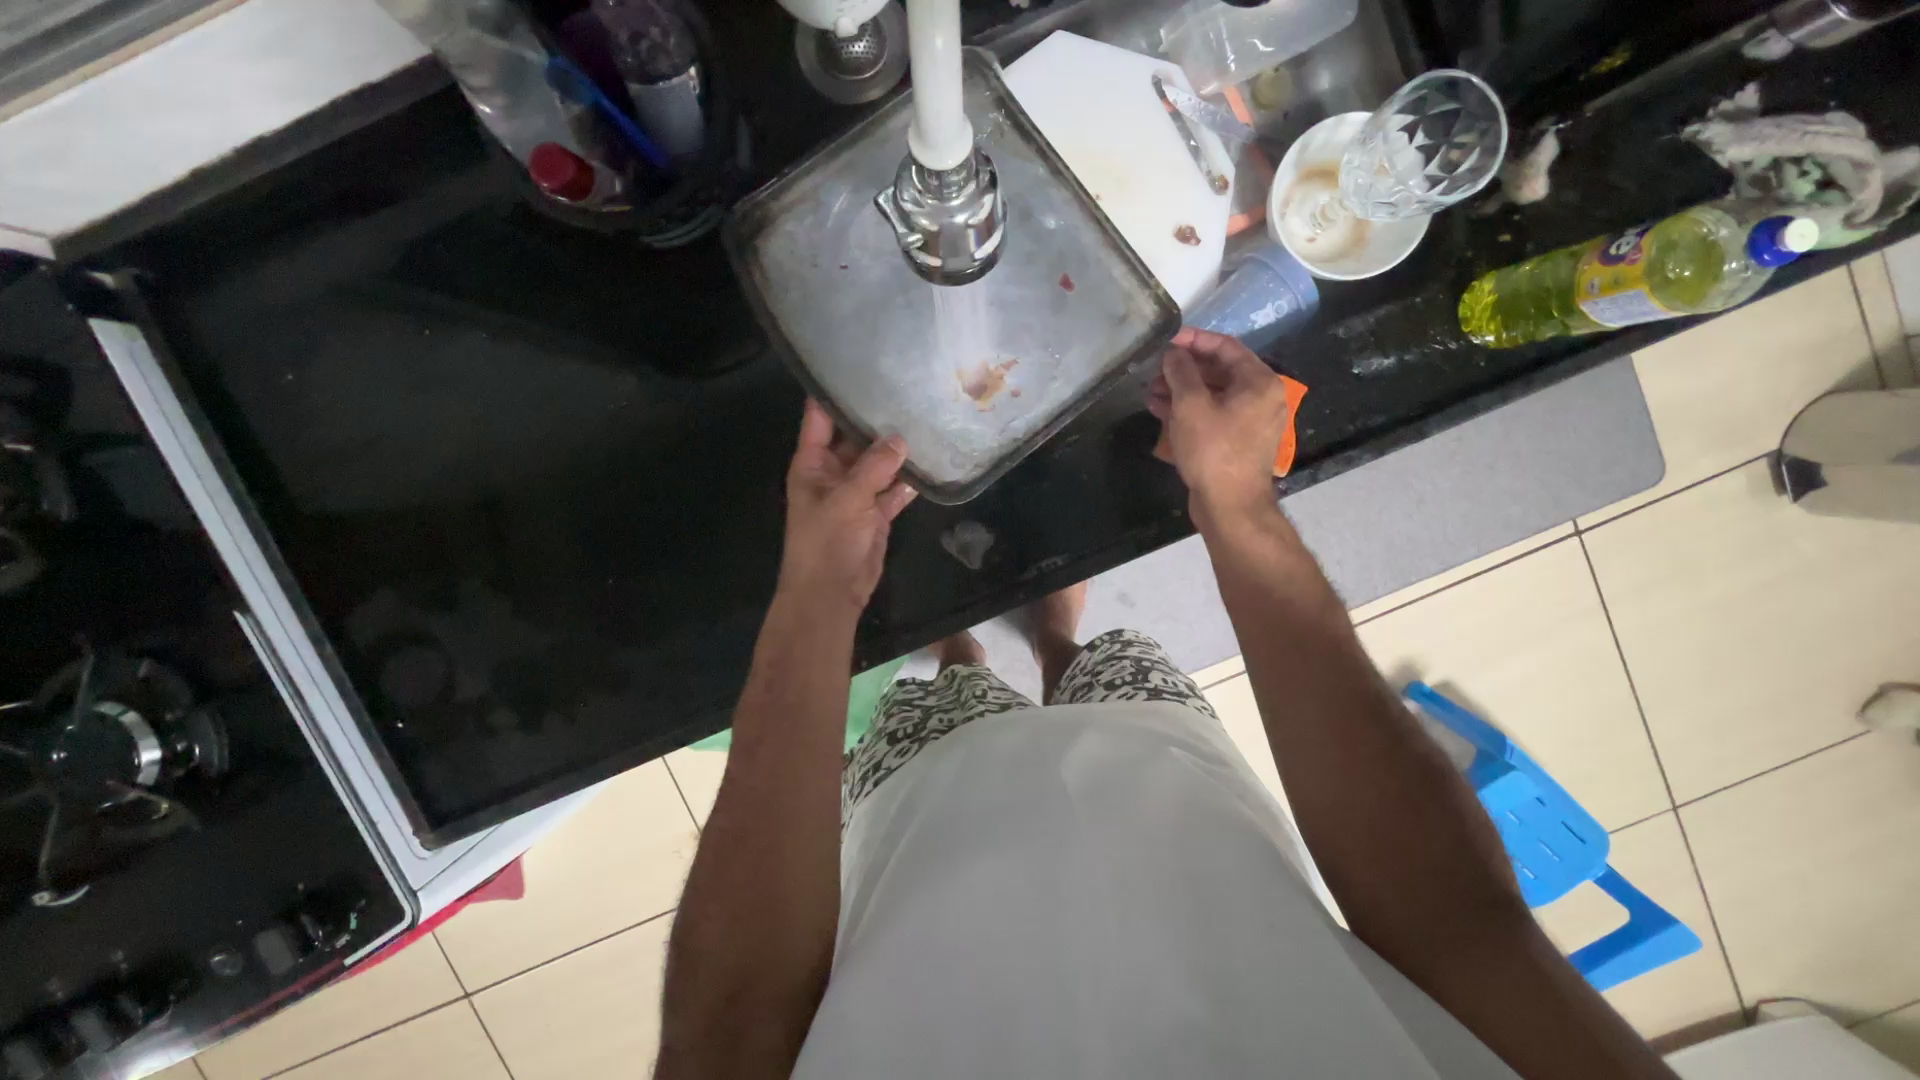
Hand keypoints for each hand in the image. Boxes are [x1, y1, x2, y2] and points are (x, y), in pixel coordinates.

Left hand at [778, 399, 916, 613]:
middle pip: (855, 438)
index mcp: (812, 463)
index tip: (859, 365)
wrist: (831, 594)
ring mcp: (856, 493)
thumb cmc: (826, 542)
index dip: (834, 392)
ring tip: (926, 419)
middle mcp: (833, 473)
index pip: (820, 418)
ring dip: (898, 451)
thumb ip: (874, 467)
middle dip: (877, 420)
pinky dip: (909, 481)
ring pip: (878, 464)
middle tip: (908, 389)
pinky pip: (894, 490)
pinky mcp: (875, 513)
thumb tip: (901, 440)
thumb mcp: (847, 499)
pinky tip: (931, 462)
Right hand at [1147, 327, 1291, 521]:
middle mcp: (1261, 398)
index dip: (1195, 340)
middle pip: (1219, 371)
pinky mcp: (1237, 442)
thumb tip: (1173, 353)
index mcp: (1259, 382)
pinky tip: (1160, 411)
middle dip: (1184, 370)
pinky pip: (1213, 416)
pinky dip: (1189, 411)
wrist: (1230, 506)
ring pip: (1213, 395)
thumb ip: (1181, 372)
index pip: (1226, 347)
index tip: (1168, 340)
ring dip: (1182, 391)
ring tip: (1151, 392)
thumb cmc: (1213, 451)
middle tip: (1155, 371)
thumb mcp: (1191, 406)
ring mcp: (1250, 422)